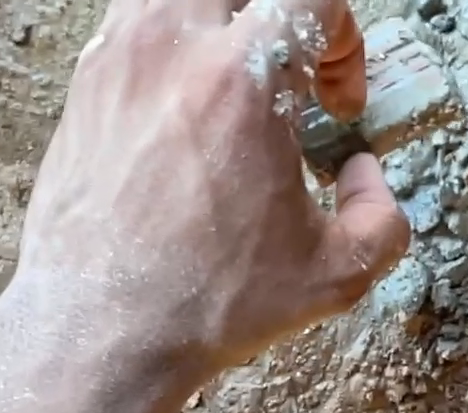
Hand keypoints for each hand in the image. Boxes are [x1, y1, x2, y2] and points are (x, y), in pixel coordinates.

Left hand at [10, 0, 409, 384]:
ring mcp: (119, 59)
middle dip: (282, 19)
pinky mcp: (85, 86)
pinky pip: (137, 31)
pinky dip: (177, 58)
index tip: (340, 101)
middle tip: (294, 82)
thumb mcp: (336, 277)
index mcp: (243, 83)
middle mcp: (173, 48)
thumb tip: (366, 176)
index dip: (343, 39)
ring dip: (223, 30)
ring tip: (240, 99)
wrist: (108, 327)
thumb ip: (382, 219)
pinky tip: (192, 125)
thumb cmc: (214, 302)